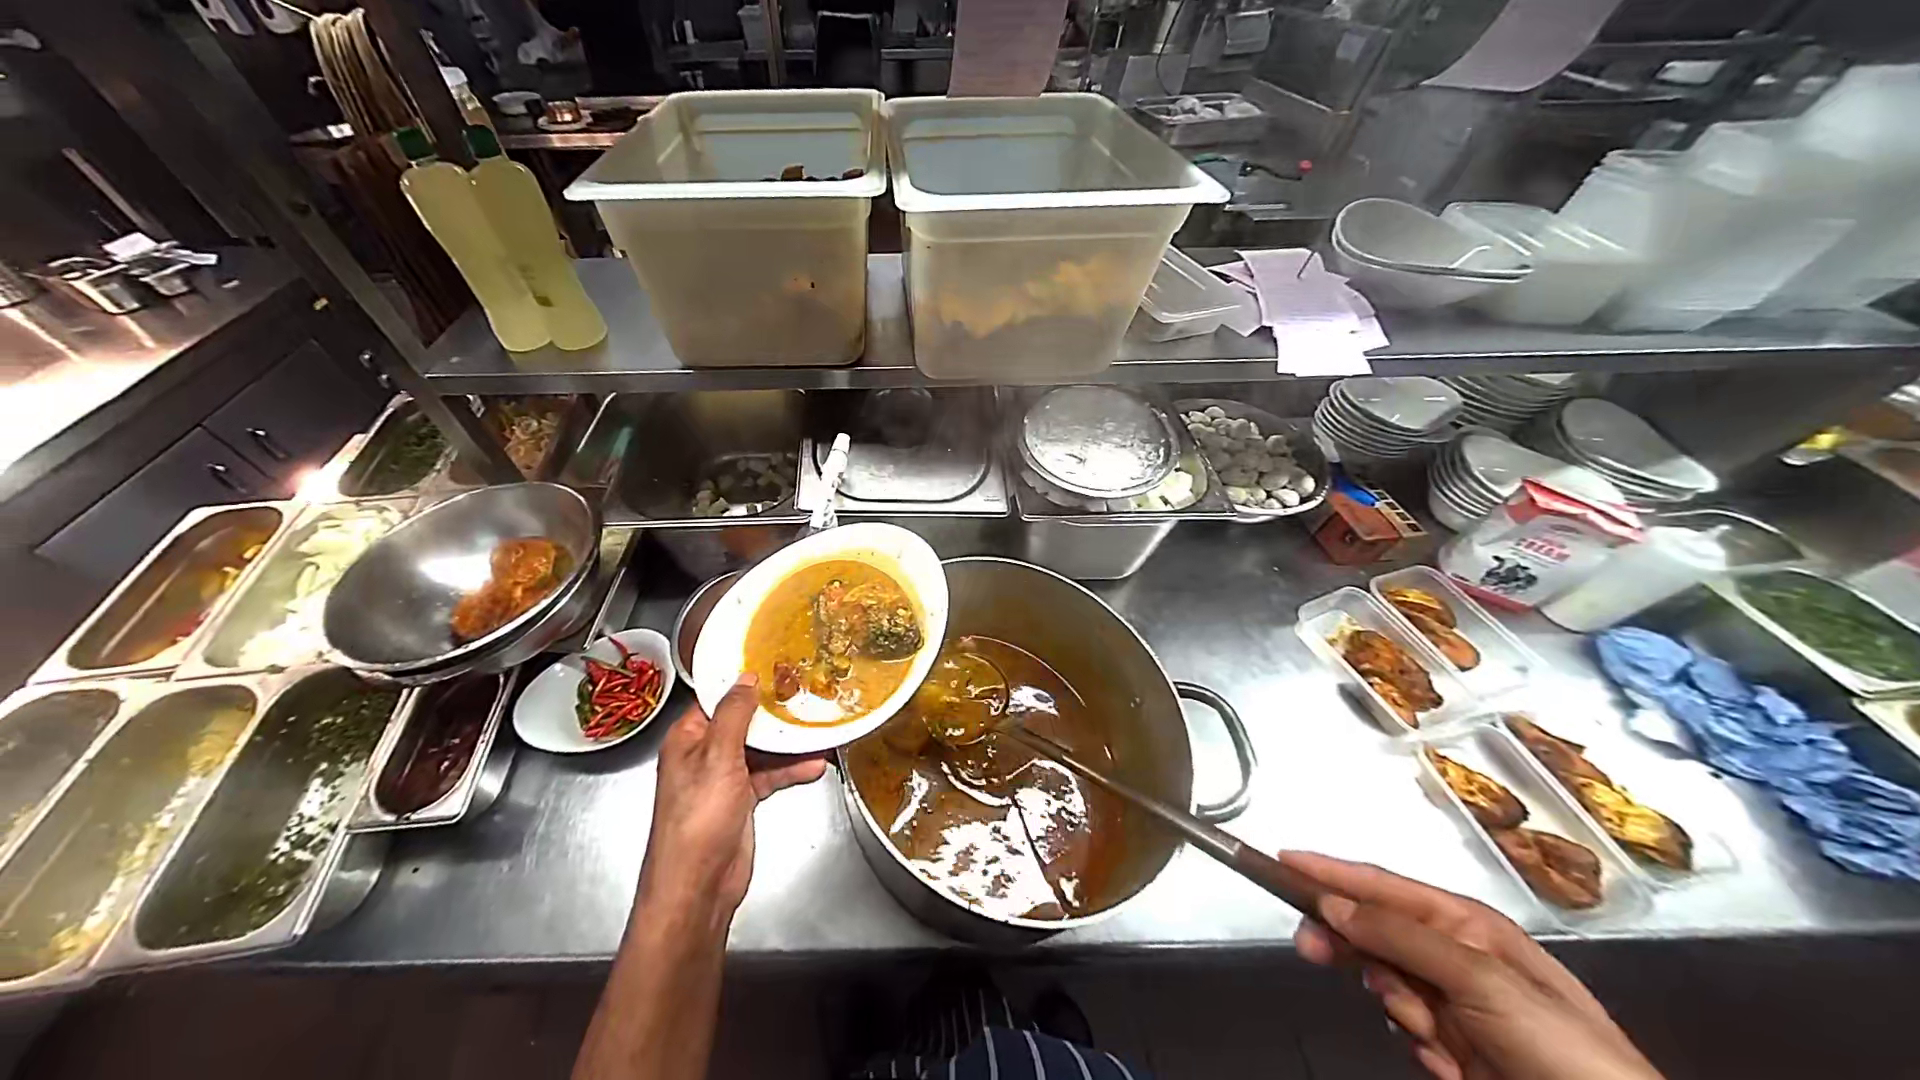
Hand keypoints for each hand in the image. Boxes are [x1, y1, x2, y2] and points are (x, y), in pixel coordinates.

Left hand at [639, 675, 827, 921]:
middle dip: (774, 713)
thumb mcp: (717, 757)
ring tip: (818, 729)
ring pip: (761, 749)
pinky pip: (771, 775)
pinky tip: (814, 765)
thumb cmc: (696, 823)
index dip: (743, 683)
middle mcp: (704, 755)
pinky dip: (791, 770)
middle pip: (744, 723)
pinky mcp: (742, 800)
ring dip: (789, 743)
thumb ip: (733, 715)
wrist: (699, 886)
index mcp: (688, 738)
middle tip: (805, 694)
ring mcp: (724, 778)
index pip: (717, 699)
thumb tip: (745, 679)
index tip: (774, 666)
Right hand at [1281, 852, 1662, 1079]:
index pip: (1382, 885)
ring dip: (1397, 1005)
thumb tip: (1334, 902)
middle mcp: (1457, 954)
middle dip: (1348, 943)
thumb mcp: (1479, 977)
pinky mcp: (1455, 1045)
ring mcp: (1456, 1001)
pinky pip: (1406, 1027)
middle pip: (1374, 929)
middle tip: (1310, 949)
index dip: (1331, 871)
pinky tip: (1446, 1060)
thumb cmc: (1562, 1048)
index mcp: (1467, 924)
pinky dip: (1417, 1042)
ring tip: (1430, 1032)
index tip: (1285, 860)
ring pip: (1386, 981)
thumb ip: (1400, 934)